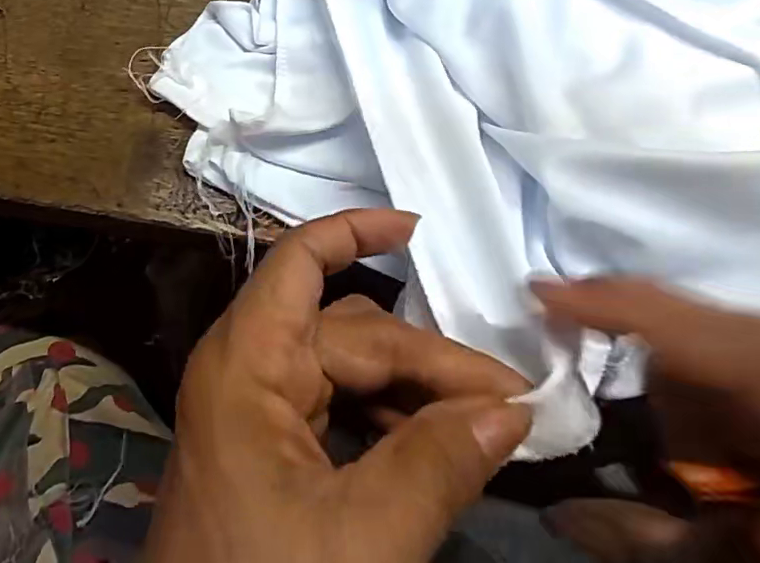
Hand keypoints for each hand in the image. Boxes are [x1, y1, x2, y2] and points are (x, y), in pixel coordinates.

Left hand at [144, 210, 533, 562]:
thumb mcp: (362, 537)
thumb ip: (438, 465)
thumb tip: (510, 411)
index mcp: (248, 362)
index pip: (302, 262)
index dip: (356, 231)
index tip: (417, 228)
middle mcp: (249, 369)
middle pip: (351, 330)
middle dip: (430, 360)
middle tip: (511, 400)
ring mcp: (259, 409)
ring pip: (352, 371)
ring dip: (418, 393)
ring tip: (487, 423)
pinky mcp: (272, 449)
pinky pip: (342, 411)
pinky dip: (392, 423)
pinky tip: (440, 448)